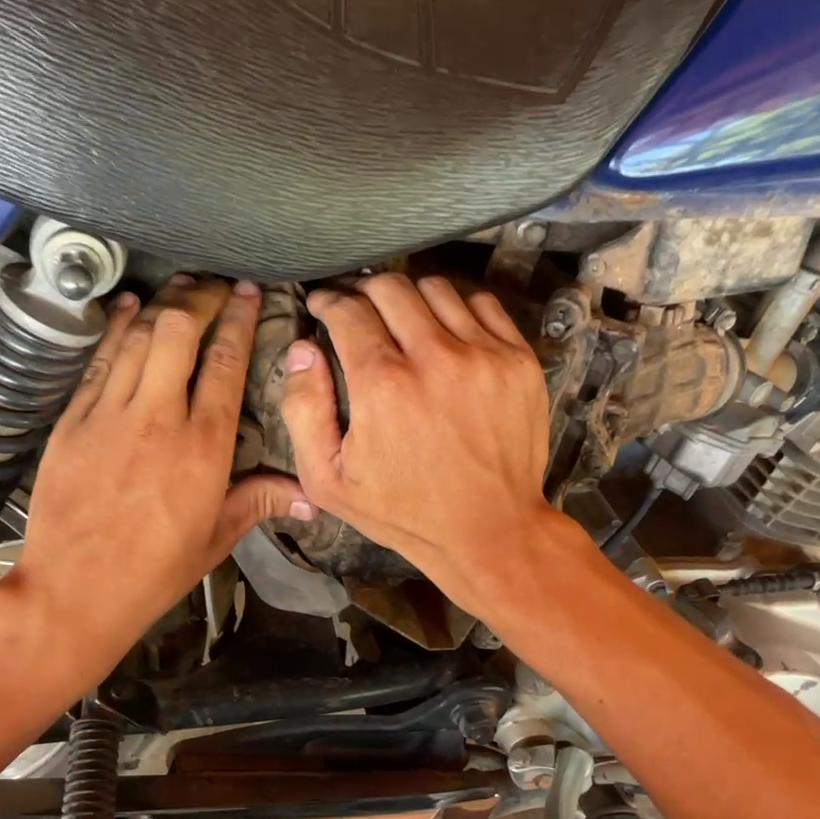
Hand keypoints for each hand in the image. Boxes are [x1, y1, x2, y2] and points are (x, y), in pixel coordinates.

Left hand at [6, 277, 307, 681]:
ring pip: (137, 336)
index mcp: (203, 446)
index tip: (249, 293)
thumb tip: (310, 496)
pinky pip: (98, 359)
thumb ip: (259, 502)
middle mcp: (158, 418)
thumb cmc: (152, 571)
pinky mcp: (72, 420)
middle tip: (214, 288)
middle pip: (179, 331)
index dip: (240, 319)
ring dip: (161, 304)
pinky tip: (127, 307)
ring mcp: (109, 415)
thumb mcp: (214, 538)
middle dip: (200, 299)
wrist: (75, 590)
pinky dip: (114, 327)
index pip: (227, 363)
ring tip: (179, 286)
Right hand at [278, 273, 558, 603]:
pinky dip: (456, 308)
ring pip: (435, 288)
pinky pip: (482, 304)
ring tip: (401, 320)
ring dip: (409, 297)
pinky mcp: (517, 361)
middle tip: (357, 309)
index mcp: (382, 385)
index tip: (323, 305)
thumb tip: (302, 350)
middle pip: (390, 287)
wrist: (490, 530)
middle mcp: (434, 359)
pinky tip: (444, 333)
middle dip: (364, 291)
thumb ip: (303, 409)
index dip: (327, 301)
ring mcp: (483, 356)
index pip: (347, 311)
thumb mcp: (328, 479)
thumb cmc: (403, 510)